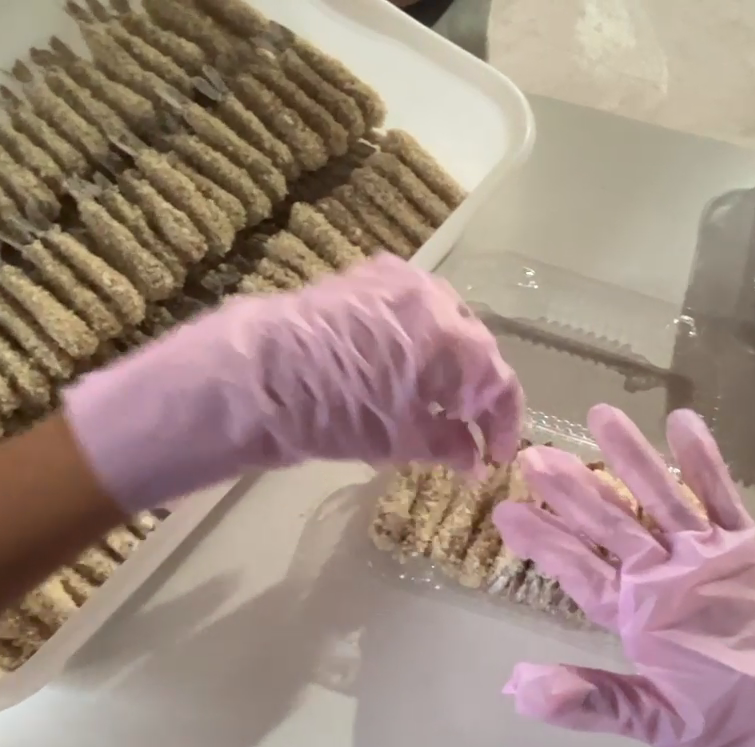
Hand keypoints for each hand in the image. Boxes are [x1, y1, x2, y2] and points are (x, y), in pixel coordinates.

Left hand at [62, 254, 522, 511]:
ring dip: (444, 371)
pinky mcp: (359, 280)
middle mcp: (432, 294)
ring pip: (439, 329)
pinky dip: (413, 349)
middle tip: (465, 435)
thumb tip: (472, 458)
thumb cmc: (332, 413)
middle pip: (473, 349)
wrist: (250, 377)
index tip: (495, 457)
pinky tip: (398, 378)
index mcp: (452, 332)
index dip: (504, 424)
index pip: (499, 381)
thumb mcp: (398, 439)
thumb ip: (448, 445)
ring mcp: (393, 280)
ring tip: (431, 410)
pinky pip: (405, 315)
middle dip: (474, 395)